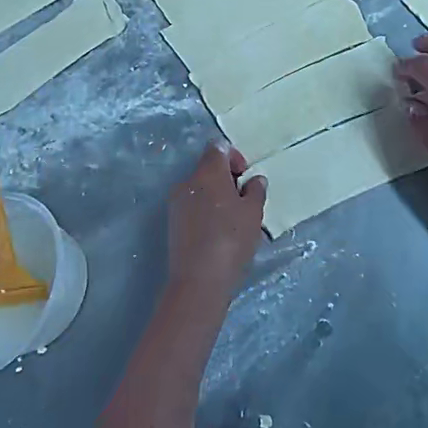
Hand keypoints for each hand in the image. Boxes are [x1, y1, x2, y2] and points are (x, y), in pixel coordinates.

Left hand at [165, 140, 265, 304]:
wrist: (198, 279)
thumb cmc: (231, 240)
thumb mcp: (253, 214)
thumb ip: (255, 191)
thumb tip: (255, 179)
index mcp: (207, 172)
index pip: (217, 147)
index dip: (234, 156)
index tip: (245, 177)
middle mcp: (187, 180)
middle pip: (207, 167)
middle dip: (226, 178)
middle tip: (243, 201)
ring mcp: (176, 201)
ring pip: (199, 187)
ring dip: (215, 196)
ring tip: (232, 220)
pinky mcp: (172, 221)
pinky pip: (192, 205)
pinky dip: (205, 210)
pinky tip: (217, 233)